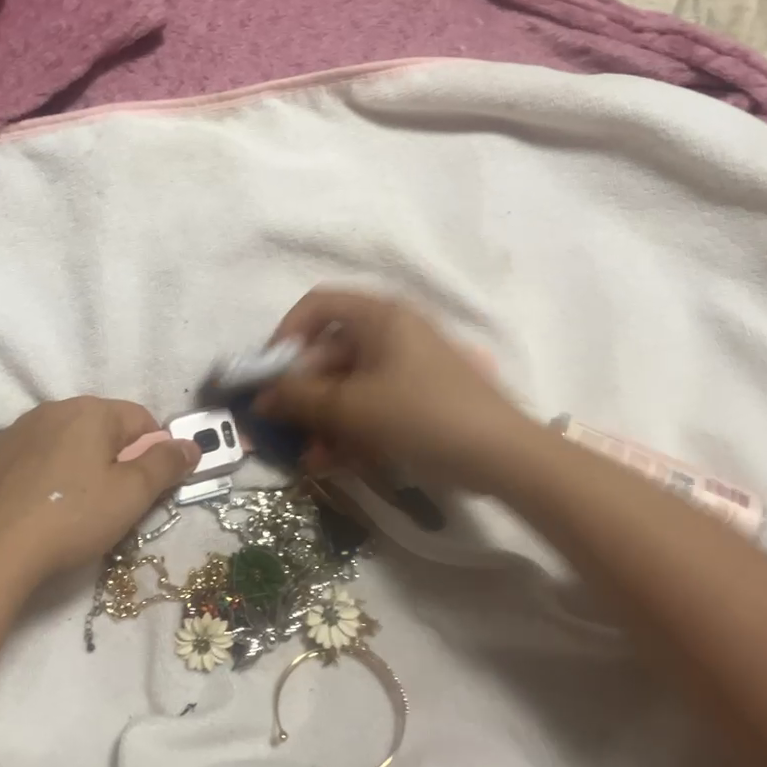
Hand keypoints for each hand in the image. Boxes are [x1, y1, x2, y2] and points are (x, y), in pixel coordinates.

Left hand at [0, 397, 198, 589]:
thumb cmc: (70, 518)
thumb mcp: (130, 496)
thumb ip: (165, 464)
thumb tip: (190, 444)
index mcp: (90, 410)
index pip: (141, 419)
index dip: (155, 453)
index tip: (149, 490)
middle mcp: (53, 409)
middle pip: (102, 428)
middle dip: (116, 460)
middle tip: (114, 505)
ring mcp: (17, 431)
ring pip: (67, 443)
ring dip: (81, 468)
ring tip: (76, 513)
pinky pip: (36, 459)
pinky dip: (48, 477)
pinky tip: (42, 511)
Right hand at [253, 288, 544, 493]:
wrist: (507, 458)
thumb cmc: (424, 416)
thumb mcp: (353, 408)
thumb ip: (299, 399)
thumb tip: (259, 399)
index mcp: (380, 316)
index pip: (317, 305)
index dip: (286, 335)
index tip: (271, 375)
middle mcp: (394, 331)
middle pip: (331, 351)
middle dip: (304, 392)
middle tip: (288, 428)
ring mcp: (409, 365)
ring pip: (350, 384)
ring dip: (325, 419)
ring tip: (313, 456)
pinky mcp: (421, 397)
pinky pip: (374, 403)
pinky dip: (353, 428)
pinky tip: (338, 461)